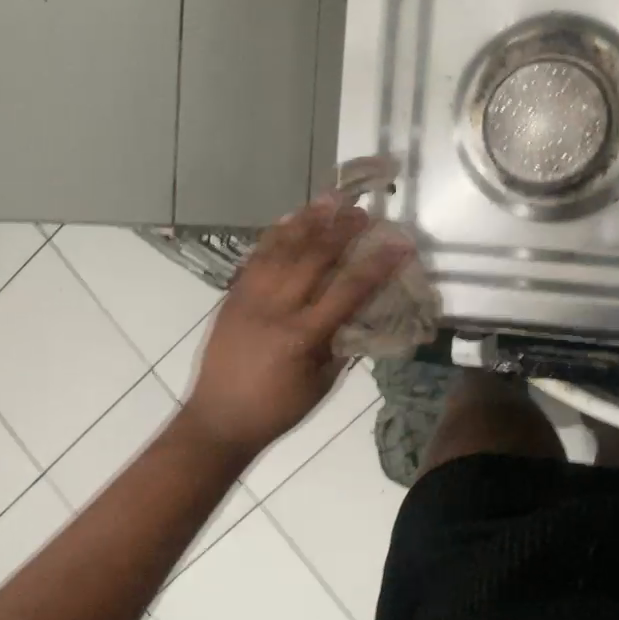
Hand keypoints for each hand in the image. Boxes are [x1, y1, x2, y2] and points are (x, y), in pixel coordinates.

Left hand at [179, 197, 413, 456]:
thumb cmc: (276, 410)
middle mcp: (275, 309)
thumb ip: (340, 346)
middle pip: (314, 258)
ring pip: (282, 249)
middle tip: (364, 212)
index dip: (377, 265)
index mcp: (302, 337)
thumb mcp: (321, 385)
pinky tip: (290, 219)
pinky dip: (275, 235)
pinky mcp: (233, 296)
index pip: (348, 291)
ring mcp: (250, 298)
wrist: (218, 419)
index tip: (400, 245)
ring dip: (308, 222)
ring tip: (330, 200)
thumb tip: (360, 314)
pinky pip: (256, 257)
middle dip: (342, 231)